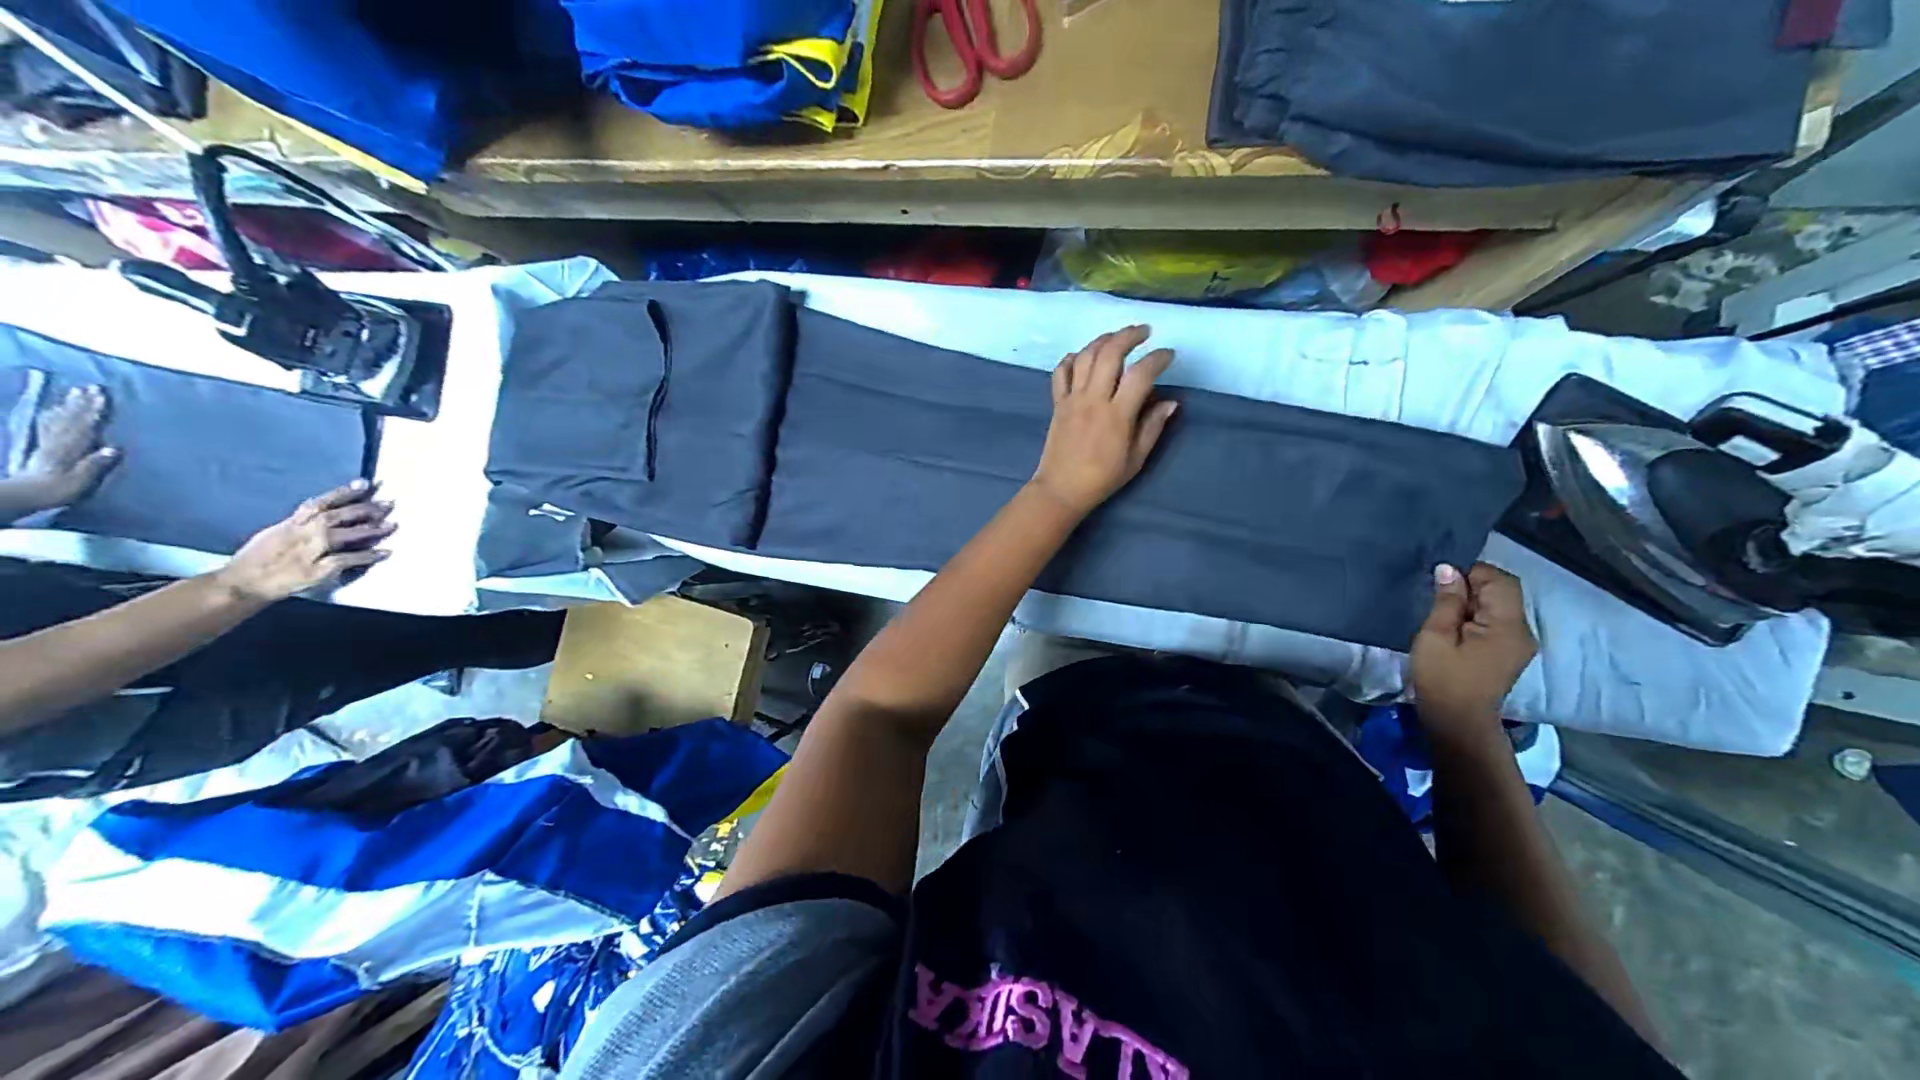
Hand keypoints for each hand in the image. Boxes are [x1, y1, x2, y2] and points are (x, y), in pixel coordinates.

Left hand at [15, 385, 119, 510]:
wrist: (24, 496)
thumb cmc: (58, 490)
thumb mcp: (80, 481)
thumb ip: (95, 465)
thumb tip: (114, 448)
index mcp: (69, 449)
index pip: (84, 426)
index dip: (93, 410)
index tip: (102, 395)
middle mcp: (57, 442)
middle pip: (71, 419)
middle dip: (81, 403)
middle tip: (90, 387)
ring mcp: (47, 443)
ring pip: (58, 419)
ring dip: (68, 405)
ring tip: (74, 392)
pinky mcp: (41, 447)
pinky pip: (46, 427)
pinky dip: (52, 415)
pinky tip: (54, 409)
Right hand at [214, 479, 395, 602]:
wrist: (242, 584)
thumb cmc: (260, 557)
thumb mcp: (277, 532)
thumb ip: (302, 521)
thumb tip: (330, 510)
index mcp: (290, 524)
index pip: (319, 504)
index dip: (342, 493)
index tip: (364, 483)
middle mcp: (299, 535)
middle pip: (334, 517)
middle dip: (363, 509)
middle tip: (389, 504)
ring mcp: (307, 553)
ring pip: (341, 536)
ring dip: (369, 530)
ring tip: (392, 525)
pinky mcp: (314, 571)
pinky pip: (344, 560)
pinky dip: (366, 556)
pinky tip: (385, 552)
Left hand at [1028, 325, 1179, 515]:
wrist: (1061, 489)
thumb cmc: (1102, 478)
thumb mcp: (1136, 458)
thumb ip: (1152, 427)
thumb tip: (1171, 402)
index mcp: (1117, 415)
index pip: (1141, 374)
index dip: (1158, 359)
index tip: (1169, 355)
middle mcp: (1093, 400)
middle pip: (1110, 354)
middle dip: (1129, 335)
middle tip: (1145, 332)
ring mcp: (1072, 399)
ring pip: (1086, 356)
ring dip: (1103, 340)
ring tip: (1118, 336)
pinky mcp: (1058, 403)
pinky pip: (1062, 372)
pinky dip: (1072, 358)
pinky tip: (1083, 355)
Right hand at [1409, 562, 1536, 745]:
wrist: (1458, 721)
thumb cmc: (1443, 678)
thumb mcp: (1435, 636)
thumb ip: (1446, 601)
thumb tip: (1448, 570)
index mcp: (1507, 625)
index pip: (1500, 581)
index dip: (1473, 572)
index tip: (1442, 578)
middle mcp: (1523, 630)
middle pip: (1504, 591)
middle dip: (1473, 584)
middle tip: (1439, 593)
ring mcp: (1519, 642)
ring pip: (1501, 605)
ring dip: (1474, 600)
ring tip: (1444, 609)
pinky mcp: (1510, 651)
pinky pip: (1498, 620)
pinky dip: (1478, 614)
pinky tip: (1456, 624)